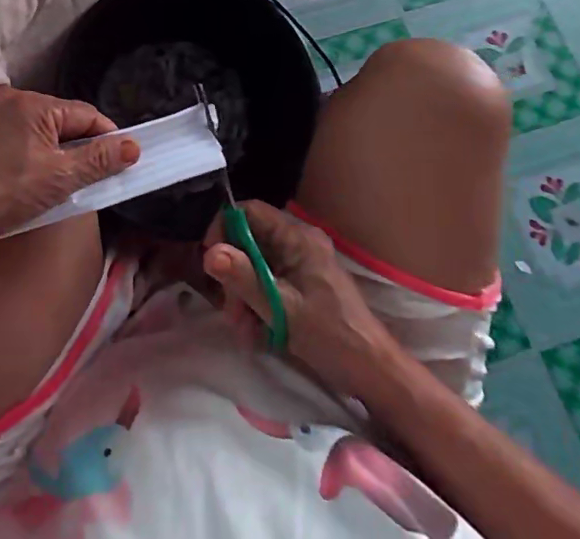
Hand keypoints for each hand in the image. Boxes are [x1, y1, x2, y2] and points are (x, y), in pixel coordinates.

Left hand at [0, 87, 139, 278]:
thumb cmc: (9, 193)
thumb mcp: (63, 177)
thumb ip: (100, 159)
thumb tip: (133, 146)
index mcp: (35, 105)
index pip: (86, 114)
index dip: (107, 136)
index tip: (118, 159)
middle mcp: (12, 101)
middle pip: (63, 120)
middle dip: (80, 143)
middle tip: (91, 172)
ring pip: (40, 129)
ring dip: (56, 148)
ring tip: (63, 176)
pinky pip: (18, 137)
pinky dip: (32, 151)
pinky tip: (32, 175)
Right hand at [202, 200, 400, 400]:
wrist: (370, 368)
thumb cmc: (330, 334)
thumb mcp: (281, 307)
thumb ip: (244, 278)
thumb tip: (209, 252)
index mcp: (298, 238)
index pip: (250, 212)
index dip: (225, 229)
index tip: (211, 261)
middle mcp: (299, 243)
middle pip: (250, 241)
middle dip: (234, 275)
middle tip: (232, 312)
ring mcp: (301, 264)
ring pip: (256, 266)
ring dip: (244, 297)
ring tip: (245, 331)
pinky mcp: (302, 285)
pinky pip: (268, 284)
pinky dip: (258, 306)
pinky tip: (257, 334)